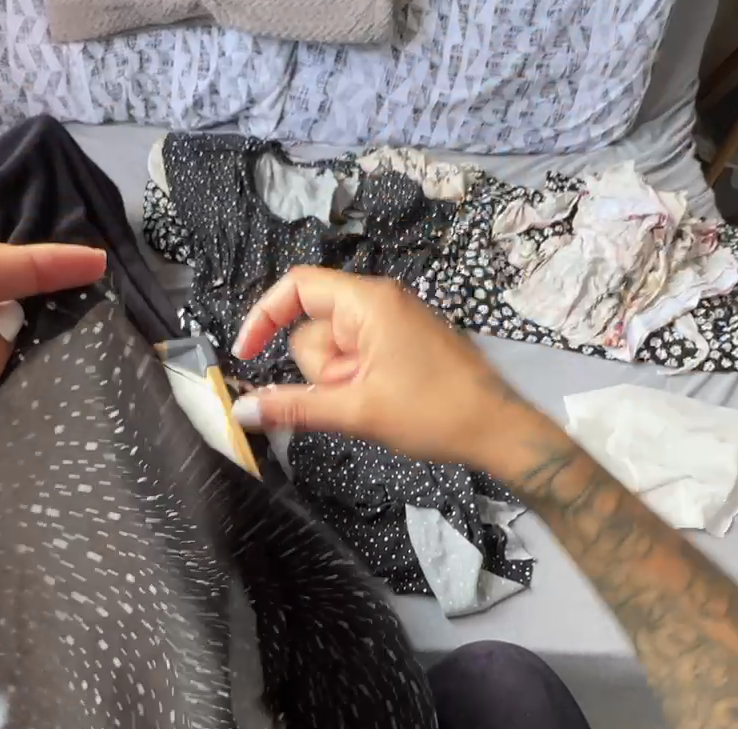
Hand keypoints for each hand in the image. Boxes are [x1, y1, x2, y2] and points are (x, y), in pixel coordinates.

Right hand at [230, 268, 548, 474]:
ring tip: (372, 401)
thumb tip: (240, 411)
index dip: (263, 317)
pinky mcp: (399, 345)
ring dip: (338, 382)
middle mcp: (378, 303)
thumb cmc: (434, 413)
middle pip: (312, 329)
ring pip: (331, 351)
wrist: (497, 431)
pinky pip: (354, 359)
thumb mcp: (355, 412)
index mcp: (368, 303)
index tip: (246, 355)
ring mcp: (391, 324)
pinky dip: (353, 383)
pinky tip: (380, 402)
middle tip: (353, 394)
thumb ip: (293, 409)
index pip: (297, 287)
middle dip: (321, 370)